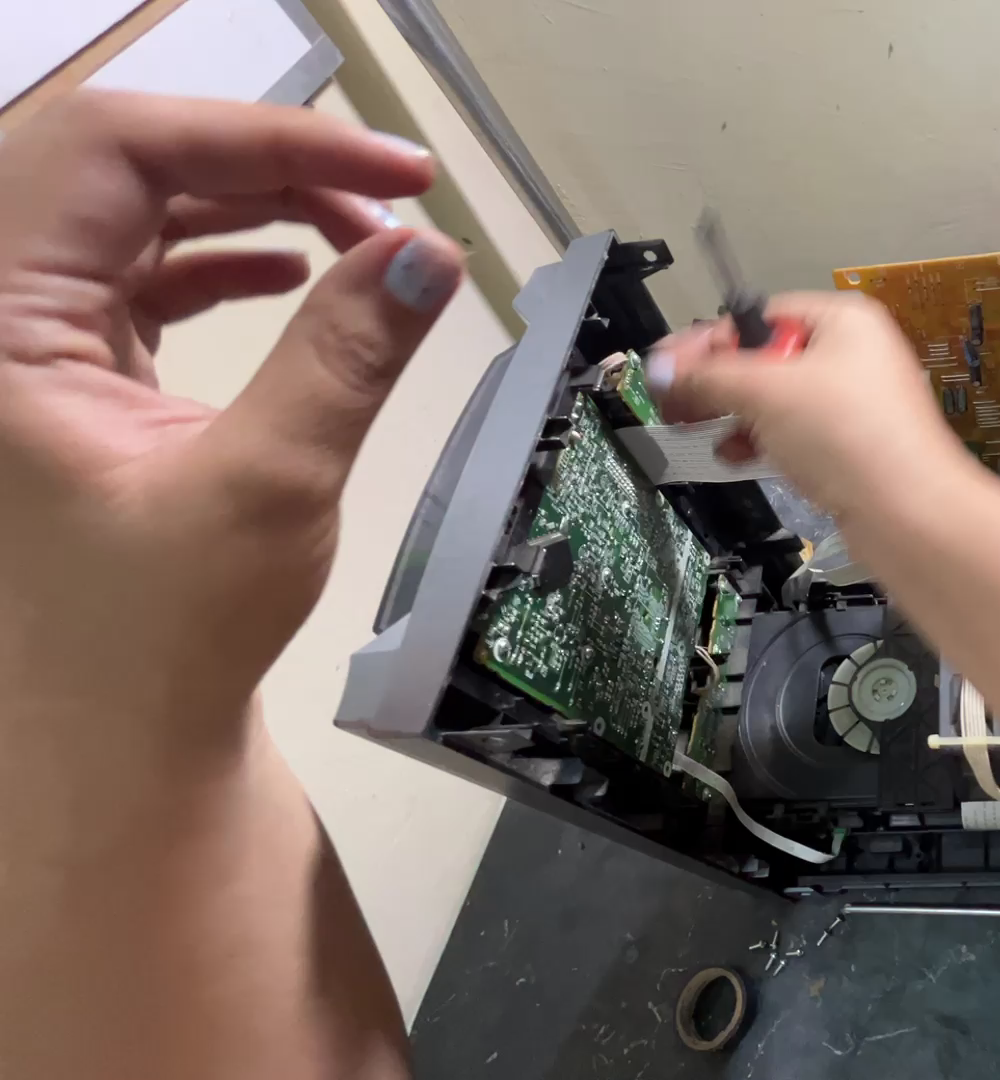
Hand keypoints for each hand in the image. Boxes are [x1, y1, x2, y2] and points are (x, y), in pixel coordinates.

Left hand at [0, 92, 465, 736]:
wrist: (111, 722)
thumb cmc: (167, 623)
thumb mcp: (271, 477)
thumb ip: (349, 355)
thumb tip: (431, 258)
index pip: (112, 149)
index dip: (271, 138)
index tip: (407, 173)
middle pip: (117, 165)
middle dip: (271, 167)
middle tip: (399, 210)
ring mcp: (12, 337)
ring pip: (132, 214)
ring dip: (260, 209)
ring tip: (371, 241)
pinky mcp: (60, 370)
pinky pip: (140, 275)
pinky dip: (230, 259)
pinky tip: (299, 272)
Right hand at [643, 291, 978, 522]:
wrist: (909, 514)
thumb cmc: (850, 437)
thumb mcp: (766, 391)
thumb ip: (709, 375)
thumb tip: (664, 368)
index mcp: (844, 322)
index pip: (760, 318)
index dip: (709, 341)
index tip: (667, 366)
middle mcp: (855, 357)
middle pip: (768, 360)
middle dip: (718, 382)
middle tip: (673, 401)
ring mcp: (858, 406)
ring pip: (781, 401)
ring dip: (738, 415)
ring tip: (700, 430)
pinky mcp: (855, 448)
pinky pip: (800, 435)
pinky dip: (767, 442)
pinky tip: (738, 455)